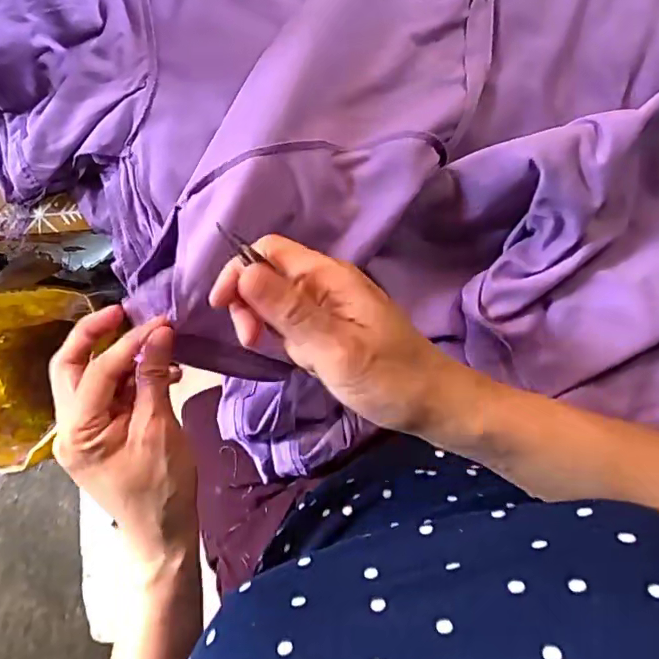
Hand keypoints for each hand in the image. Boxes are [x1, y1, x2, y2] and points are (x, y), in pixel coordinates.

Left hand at [50, 307, 198, 583]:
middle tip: (124, 313)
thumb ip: (154, 377)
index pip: (98, 371)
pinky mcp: (96, 433)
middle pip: (70, 365)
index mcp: (78, 433)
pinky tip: (159, 371)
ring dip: (118, 355)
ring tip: (156, 344)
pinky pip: (106, 393)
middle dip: (94, 334)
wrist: (162, 539)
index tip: (159, 322)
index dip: (129, 342)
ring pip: (87, 376)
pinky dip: (128, 376)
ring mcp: (80, 431)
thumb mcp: (160, 431)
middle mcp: (68, 428)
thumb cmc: (162, 492)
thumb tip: (158, 331)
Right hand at [207, 235, 477, 437]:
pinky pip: (288, 322)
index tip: (223, 306)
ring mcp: (325, 307)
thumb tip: (244, 271)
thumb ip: (288, 310)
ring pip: (273, 299)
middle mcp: (323, 285)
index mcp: (327, 277)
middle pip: (266, 274)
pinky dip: (278, 336)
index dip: (239, 270)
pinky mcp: (326, 329)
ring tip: (267, 350)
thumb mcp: (334, 347)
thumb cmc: (389, 378)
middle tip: (250, 339)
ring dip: (259, 320)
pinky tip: (290, 357)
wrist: (435, 407)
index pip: (268, 250)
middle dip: (246, 300)